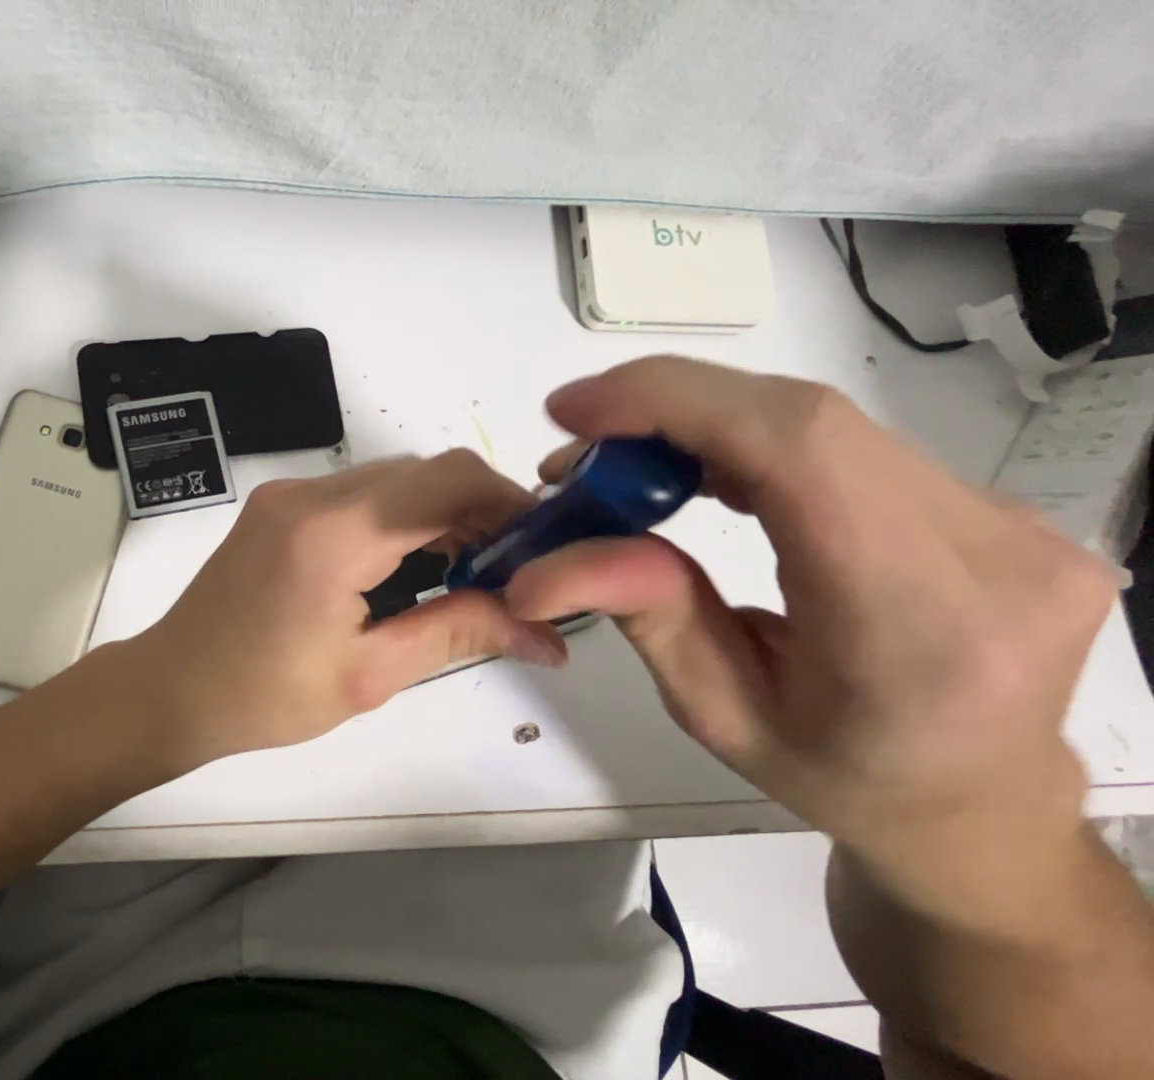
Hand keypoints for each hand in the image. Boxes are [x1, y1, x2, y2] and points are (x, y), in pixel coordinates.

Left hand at [129, 450, 569, 769]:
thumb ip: (458, 633)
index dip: (509, 503)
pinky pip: (358, 493)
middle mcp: (310, 494)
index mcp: (334, 533)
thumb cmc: (264, 695)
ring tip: (463, 578)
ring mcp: (288, 494)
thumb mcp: (370, 674)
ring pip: (393, 479)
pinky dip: (397, 519)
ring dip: (438, 516)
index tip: (542, 550)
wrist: (172, 687)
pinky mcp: (276, 505)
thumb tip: (545, 633)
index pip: (449, 478)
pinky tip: (408, 570)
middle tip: (507, 576)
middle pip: (424, 473)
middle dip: (478, 514)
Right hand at [503, 356, 1117, 902]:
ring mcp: (1009, 517)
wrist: (976, 801)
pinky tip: (700, 474)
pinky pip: (847, 442)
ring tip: (624, 469)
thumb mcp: (718, 715)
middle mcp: (990, 552)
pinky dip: (749, 441)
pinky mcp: (991, 502)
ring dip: (701, 426)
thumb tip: (541, 564)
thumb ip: (648, 617)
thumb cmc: (840, 777)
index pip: (798, 449)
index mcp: (916, 622)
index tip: (571, 412)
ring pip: (822, 422)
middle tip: (578, 452)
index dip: (673, 402)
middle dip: (667, 412)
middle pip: (804, 420)